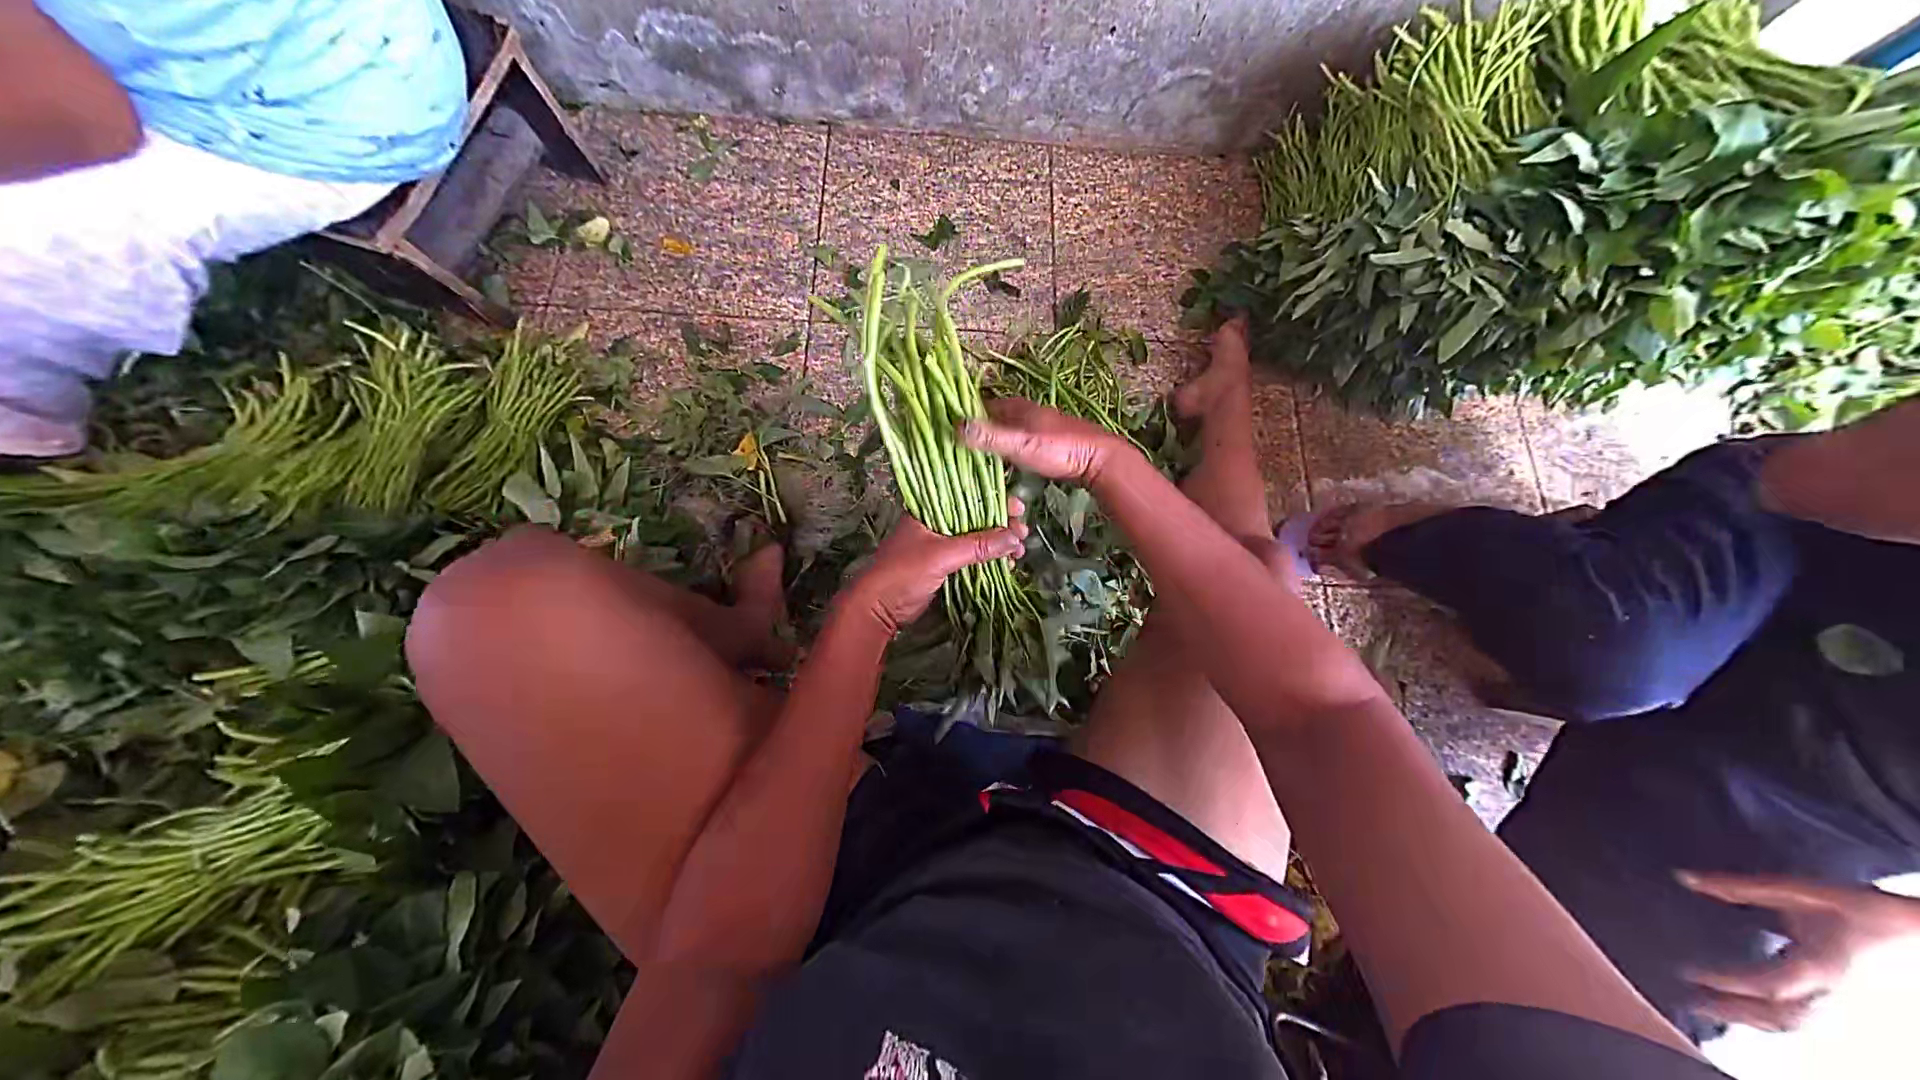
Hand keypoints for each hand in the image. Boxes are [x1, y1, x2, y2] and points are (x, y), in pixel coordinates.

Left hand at [842, 501, 1027, 634]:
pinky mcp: (944, 565)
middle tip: (1023, 532)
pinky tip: (1008, 563)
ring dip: (998, 543)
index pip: (967, 495)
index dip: (994, 499)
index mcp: (928, 510)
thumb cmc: (903, 572)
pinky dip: (990, 559)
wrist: (878, 608)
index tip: (1018, 508)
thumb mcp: (942, 555)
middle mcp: (935, 522)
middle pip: (976, 517)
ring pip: (977, 538)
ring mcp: (940, 544)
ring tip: (1020, 551)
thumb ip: (978, 545)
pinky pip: (973, 556)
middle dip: (1001, 524)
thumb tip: (1014, 537)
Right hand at [960, 398, 1131, 486]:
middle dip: (980, 430)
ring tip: (980, 459)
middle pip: (996, 418)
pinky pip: (1023, 444)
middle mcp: (1030, 412)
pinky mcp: (1052, 443)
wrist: (1101, 460)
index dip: (966, 414)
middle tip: (961, 448)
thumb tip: (956, 426)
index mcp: (1019, 408)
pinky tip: (1009, 466)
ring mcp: (1042, 427)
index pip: (983, 405)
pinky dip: (1012, 452)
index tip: (949, 428)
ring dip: (997, 442)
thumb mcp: (1020, 445)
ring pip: (1011, 431)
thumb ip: (990, 438)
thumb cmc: (1060, 450)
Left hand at [1678, 870, 1919, 1030]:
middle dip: (1735, 1013)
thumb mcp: (1803, 891)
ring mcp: (1851, 1004)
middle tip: (1689, 1004)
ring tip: (1712, 1011)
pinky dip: (1779, 1021)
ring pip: (1800, 1024)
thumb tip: (1684, 877)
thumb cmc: (1870, 910)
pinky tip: (1753, 1015)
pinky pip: (1814, 1021)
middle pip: (1782, 1015)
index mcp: (1823, 967)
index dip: (1728, 983)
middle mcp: (1837, 993)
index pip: (1769, 985)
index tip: (1688, 973)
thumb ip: (1742, 887)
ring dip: (1755, 1021)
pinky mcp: (1855, 1004)